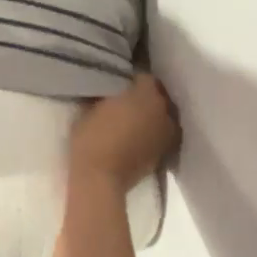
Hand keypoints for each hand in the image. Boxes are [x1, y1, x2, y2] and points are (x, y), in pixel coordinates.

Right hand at [69, 73, 180, 190]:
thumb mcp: (88, 110)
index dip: (130, 80)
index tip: (118, 86)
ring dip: (151, 116)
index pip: (143, 76)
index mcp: (145, 93)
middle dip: (144, 97)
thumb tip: (106, 92)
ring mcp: (168, 132)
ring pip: (162, 115)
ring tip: (133, 121)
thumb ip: (103, 96)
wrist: (100, 180)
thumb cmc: (91, 140)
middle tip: (125, 102)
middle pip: (157, 96)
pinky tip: (137, 137)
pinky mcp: (165, 152)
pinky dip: (152, 133)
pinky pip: (161, 134)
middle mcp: (163, 109)